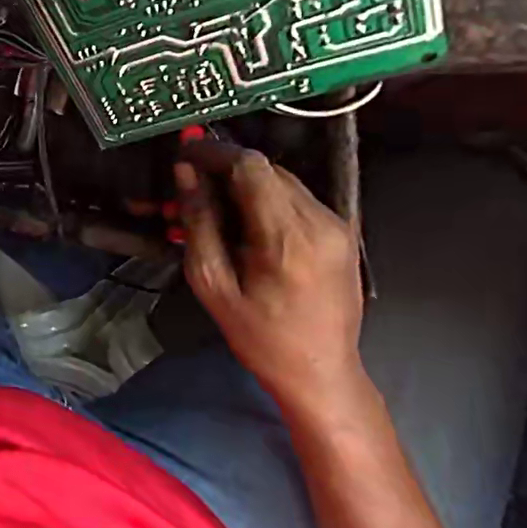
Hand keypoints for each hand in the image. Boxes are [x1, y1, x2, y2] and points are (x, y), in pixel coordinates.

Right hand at [176, 141, 365, 406]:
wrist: (324, 375)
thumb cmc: (263, 338)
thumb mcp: (214, 285)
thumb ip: (198, 222)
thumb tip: (186, 172)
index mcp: (288, 238)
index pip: (250, 166)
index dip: (214, 152)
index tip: (185, 153)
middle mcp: (320, 221)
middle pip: (265, 167)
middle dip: (225, 167)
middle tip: (194, 183)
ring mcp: (336, 224)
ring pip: (280, 177)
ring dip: (245, 180)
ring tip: (217, 203)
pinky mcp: (342, 229)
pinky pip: (296, 194)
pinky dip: (266, 195)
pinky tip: (248, 219)